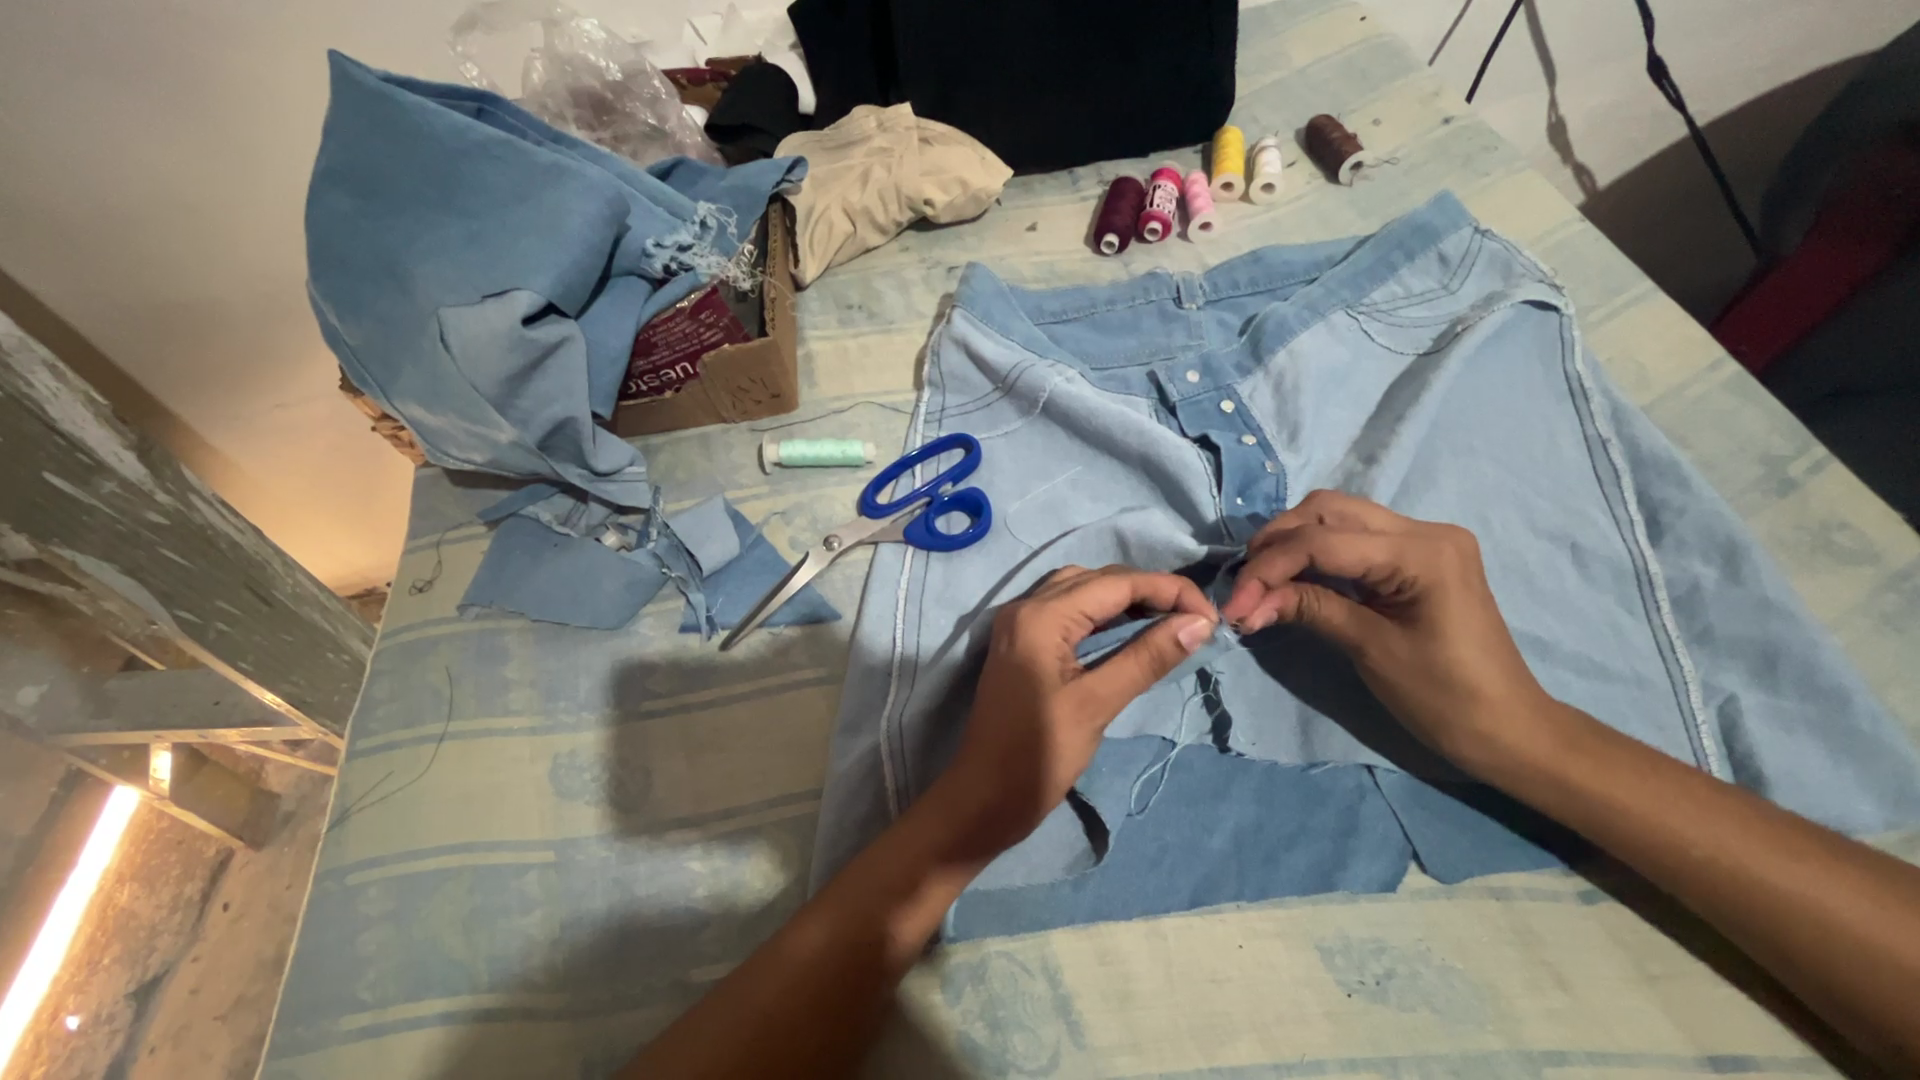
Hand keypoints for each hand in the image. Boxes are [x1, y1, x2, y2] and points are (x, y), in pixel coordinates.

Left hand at [925, 565, 1217, 861]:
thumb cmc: (1037, 755)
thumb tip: (1198, 624)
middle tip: (1195, 620)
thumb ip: (1146, 658)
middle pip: (1098, 579)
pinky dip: (1105, 616)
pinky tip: (1132, 634)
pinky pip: (1069, 613)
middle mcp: (1026, 607)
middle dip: (1150, 591)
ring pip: (1083, 592)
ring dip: (1127, 601)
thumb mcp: (1097, 704)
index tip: (1211, 618)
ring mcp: (1020, 626)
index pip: (1116, 583)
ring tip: (1170, 622)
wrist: (982, 798)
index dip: (1168, 591)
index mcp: (1040, 616)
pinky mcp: (1023, 646)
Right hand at [1219, 490, 1553, 770]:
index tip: (1233, 605)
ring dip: (1293, 543)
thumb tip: (1245, 603)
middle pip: (1327, 511)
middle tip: (1245, 588)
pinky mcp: (1419, 555)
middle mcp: (1425, 530)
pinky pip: (1355, 537)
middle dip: (1277, 544)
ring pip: (1338, 516)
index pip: (1322, 541)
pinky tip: (1294, 578)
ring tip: (1262, 583)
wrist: (1506, 727)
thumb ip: (1309, 609)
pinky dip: (1317, 552)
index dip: (1268, 569)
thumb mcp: (1369, 649)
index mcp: (1422, 552)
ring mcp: (1425, 539)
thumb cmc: (1443, 696)